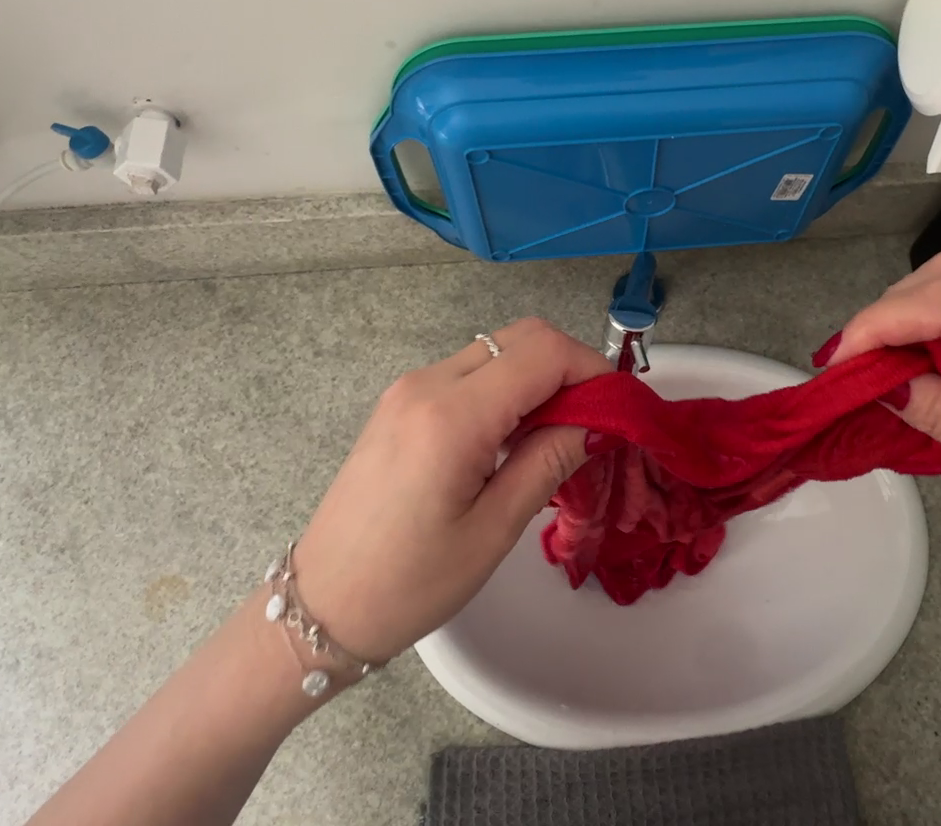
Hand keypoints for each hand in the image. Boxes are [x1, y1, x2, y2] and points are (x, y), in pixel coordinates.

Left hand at [293, 318, 611, 661]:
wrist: (322, 605)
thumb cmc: (408, 583)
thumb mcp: (494, 529)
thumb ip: (549, 460)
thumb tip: (598, 423)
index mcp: (451, 416)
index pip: (543, 352)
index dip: (593, 370)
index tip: (618, 410)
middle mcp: (426, 384)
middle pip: (521, 336)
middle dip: (570, 367)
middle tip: (593, 421)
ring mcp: (408, 389)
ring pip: (498, 349)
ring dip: (539, 377)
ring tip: (558, 435)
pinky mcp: (401, 403)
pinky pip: (470, 371)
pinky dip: (508, 388)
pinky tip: (516, 436)